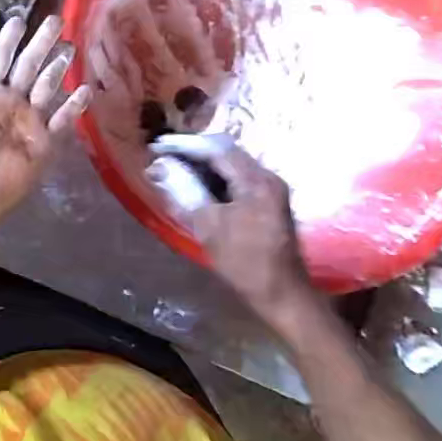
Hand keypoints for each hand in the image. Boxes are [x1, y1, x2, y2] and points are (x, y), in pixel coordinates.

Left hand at [0, 15, 89, 231]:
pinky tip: (85, 88)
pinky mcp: (46, 141)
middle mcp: (10, 102)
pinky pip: (63, 119)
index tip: (19, 18)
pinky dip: (75, 105)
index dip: (9, 39)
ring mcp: (30, 121)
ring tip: (70, 47)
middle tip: (55, 20)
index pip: (0, 58)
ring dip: (59, 67)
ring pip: (49, 86)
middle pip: (30, 65)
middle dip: (42, 43)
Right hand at [152, 136, 317, 331]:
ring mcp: (271, 188)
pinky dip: (217, 177)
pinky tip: (198, 185)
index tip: (157, 146)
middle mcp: (267, 175)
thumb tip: (160, 166)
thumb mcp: (208, 227)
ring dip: (204, 163)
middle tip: (164, 155)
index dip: (184, 145)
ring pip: (232, 163)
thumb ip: (184, 191)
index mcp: (256, 180)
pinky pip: (239, 177)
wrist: (283, 295)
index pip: (216, 148)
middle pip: (226, 150)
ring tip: (175, 167)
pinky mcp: (270, 200)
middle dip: (193, 151)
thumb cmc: (245, 264)